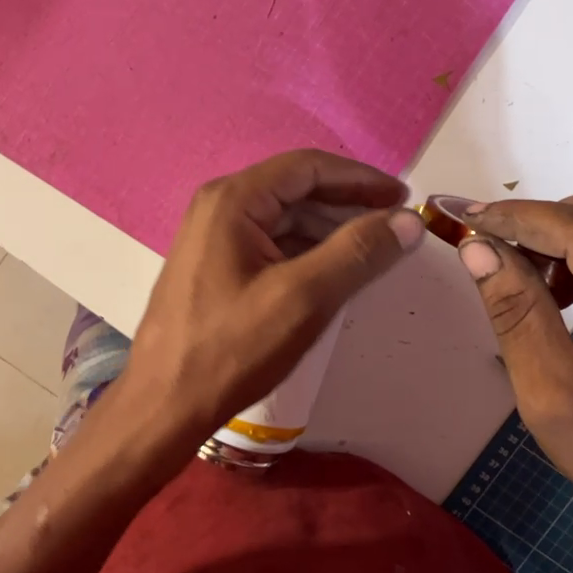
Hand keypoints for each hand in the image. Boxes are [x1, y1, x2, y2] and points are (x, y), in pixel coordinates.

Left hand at [115, 150, 424, 443]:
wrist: (164, 406)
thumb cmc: (231, 349)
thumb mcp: (303, 298)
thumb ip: (358, 253)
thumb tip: (408, 220)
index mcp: (233, 200)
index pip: (308, 167)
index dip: (360, 178)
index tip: (402, 198)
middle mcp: (219, 207)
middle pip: (296, 189)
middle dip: (348, 203)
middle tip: (395, 226)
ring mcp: (213, 237)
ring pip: (285, 219)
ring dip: (330, 229)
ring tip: (374, 251)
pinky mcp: (215, 267)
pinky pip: (271, 244)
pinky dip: (307, 251)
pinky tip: (335, 273)